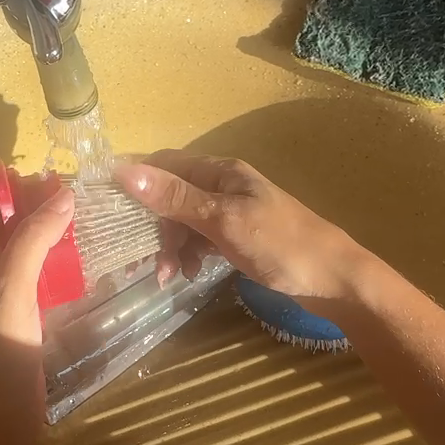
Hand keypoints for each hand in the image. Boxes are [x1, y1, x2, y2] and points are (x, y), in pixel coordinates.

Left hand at [0, 172, 74, 352]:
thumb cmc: (2, 344)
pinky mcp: (33, 324)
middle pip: (7, 233)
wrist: (4, 410)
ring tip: (82, 218)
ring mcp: (14, 303)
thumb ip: (33, 240)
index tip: (32, 173)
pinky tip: (84, 265)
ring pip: (29, 258)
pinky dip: (62, 268)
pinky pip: (46, 284)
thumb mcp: (14, 284)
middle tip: (69, 192)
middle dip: (31, 210)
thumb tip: (63, 194)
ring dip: (50, 236)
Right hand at [114, 150, 372, 306]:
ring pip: (184, 222)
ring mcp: (232, 211)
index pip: (163, 165)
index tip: (109, 213)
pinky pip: (201, 239)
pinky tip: (192, 274)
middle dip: (156, 229)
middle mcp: (223, 185)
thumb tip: (124, 170)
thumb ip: (175, 198)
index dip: (134, 183)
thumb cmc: (281, 245)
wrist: (334, 279)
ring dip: (172, 247)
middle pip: (171, 197)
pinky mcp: (239, 236)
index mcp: (220, 172)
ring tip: (172, 278)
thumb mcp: (223, 221)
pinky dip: (192, 255)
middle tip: (149, 264)